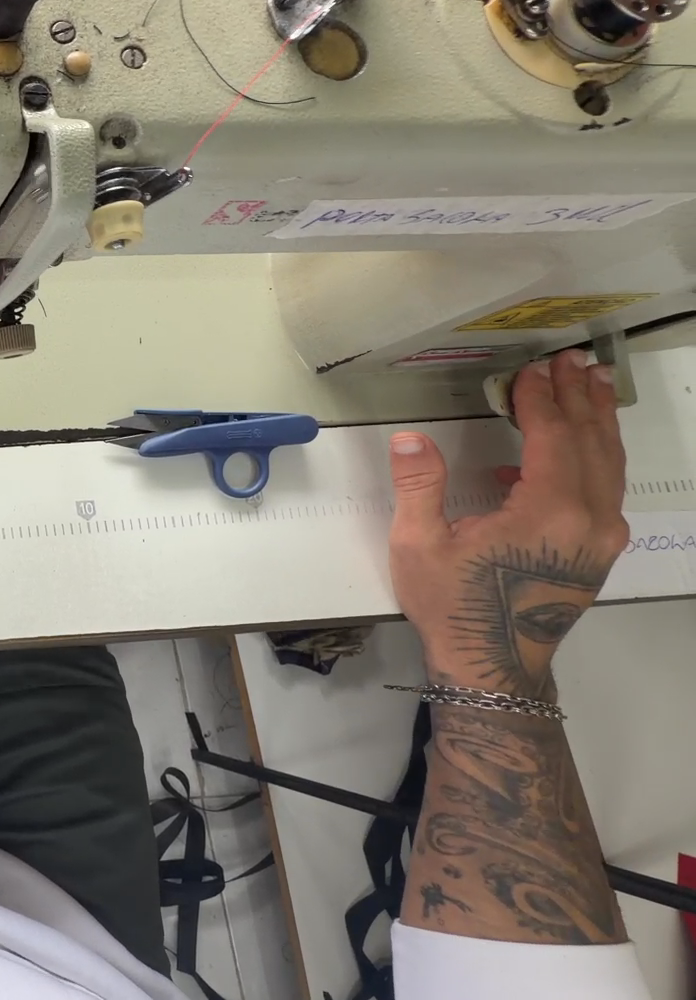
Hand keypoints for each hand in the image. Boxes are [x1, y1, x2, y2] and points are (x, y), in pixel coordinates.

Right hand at [387, 349, 627, 697]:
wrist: (492, 659)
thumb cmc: (451, 600)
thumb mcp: (419, 542)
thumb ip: (421, 486)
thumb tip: (411, 438)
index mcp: (548, 511)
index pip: (554, 439)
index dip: (542, 401)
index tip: (532, 370)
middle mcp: (590, 518)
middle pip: (596, 445)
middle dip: (583, 400)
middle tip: (574, 362)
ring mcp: (602, 535)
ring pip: (610, 465)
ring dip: (597, 423)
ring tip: (590, 389)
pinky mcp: (597, 548)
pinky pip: (605, 488)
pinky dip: (593, 455)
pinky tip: (568, 451)